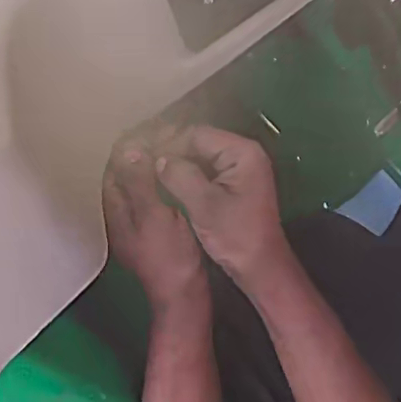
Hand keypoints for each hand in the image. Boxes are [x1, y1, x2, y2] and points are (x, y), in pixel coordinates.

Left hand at [103, 140, 205, 308]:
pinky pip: (153, 193)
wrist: (184, 297)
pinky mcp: (154, 227)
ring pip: (140, 182)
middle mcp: (121, 214)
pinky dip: (162, 178)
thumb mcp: (155, 216)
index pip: (115, 166)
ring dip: (153, 162)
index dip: (131, 144)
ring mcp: (137, 222)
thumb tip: (129, 149)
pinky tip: (178, 171)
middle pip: (126, 173)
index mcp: (116, 210)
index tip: (152, 126)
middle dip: (142, 150)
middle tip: (166, 131)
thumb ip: (140, 183)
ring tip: (173, 143)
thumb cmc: (169, 257)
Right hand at [152, 126, 293, 286]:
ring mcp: (239, 169)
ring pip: (199, 157)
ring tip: (146, 168)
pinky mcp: (233, 184)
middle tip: (140, 159)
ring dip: (176, 163)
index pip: (197, 134)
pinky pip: (204, 171)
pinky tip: (163, 181)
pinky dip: (185, 175)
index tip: (142, 152)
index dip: (168, 142)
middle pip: (198, 142)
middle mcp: (243, 154)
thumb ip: (180, 176)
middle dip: (170, 151)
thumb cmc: (236, 235)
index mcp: (242, 152)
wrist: (260, 267)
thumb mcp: (205, 204)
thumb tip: (158, 158)